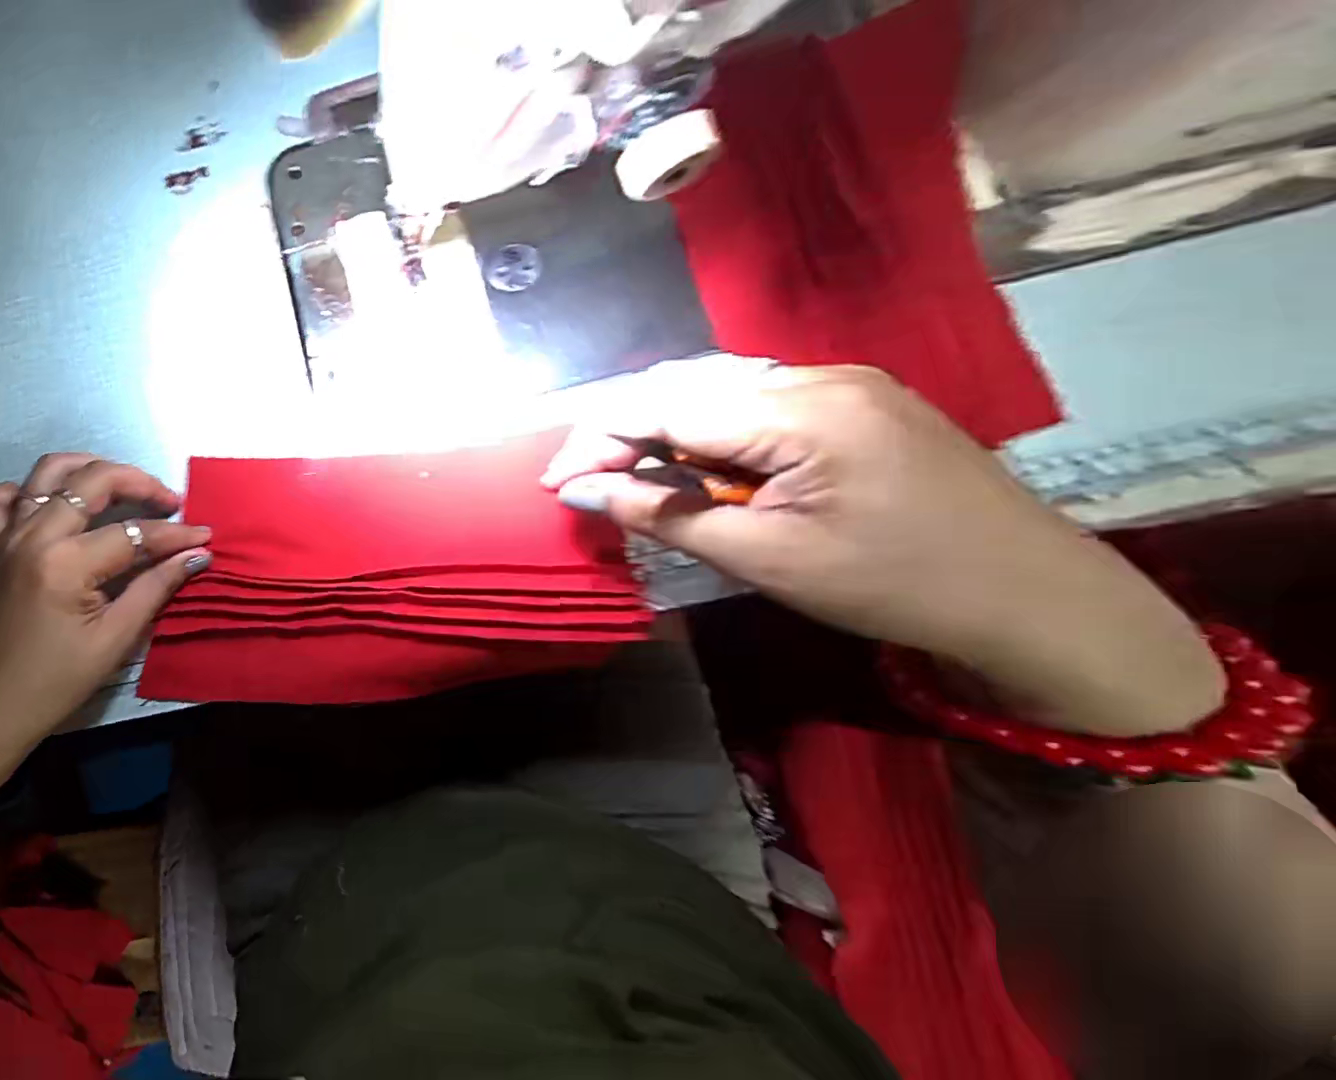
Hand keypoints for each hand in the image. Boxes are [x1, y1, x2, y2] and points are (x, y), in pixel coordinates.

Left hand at [0, 454, 211, 797]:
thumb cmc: (55, 683)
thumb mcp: (116, 639)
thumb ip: (156, 587)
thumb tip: (197, 555)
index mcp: (65, 563)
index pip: (134, 533)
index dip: (176, 533)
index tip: (206, 537)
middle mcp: (32, 537)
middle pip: (92, 481)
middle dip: (139, 483)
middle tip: (170, 501)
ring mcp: (5, 538)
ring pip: (46, 473)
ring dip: (90, 470)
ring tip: (122, 486)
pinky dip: (26, 491)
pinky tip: (53, 505)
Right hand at [542, 362, 1223, 736]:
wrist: (1032, 598)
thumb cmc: (889, 586)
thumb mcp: (762, 558)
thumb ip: (664, 515)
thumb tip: (583, 491)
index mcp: (801, 410)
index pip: (666, 406)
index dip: (600, 440)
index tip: (558, 481)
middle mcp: (821, 375)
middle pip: (690, 388)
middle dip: (626, 432)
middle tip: (589, 481)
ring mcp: (846, 383)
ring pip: (722, 392)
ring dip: (667, 432)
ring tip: (635, 477)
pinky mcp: (859, 401)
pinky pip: (761, 404)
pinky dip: (714, 435)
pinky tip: (701, 467)